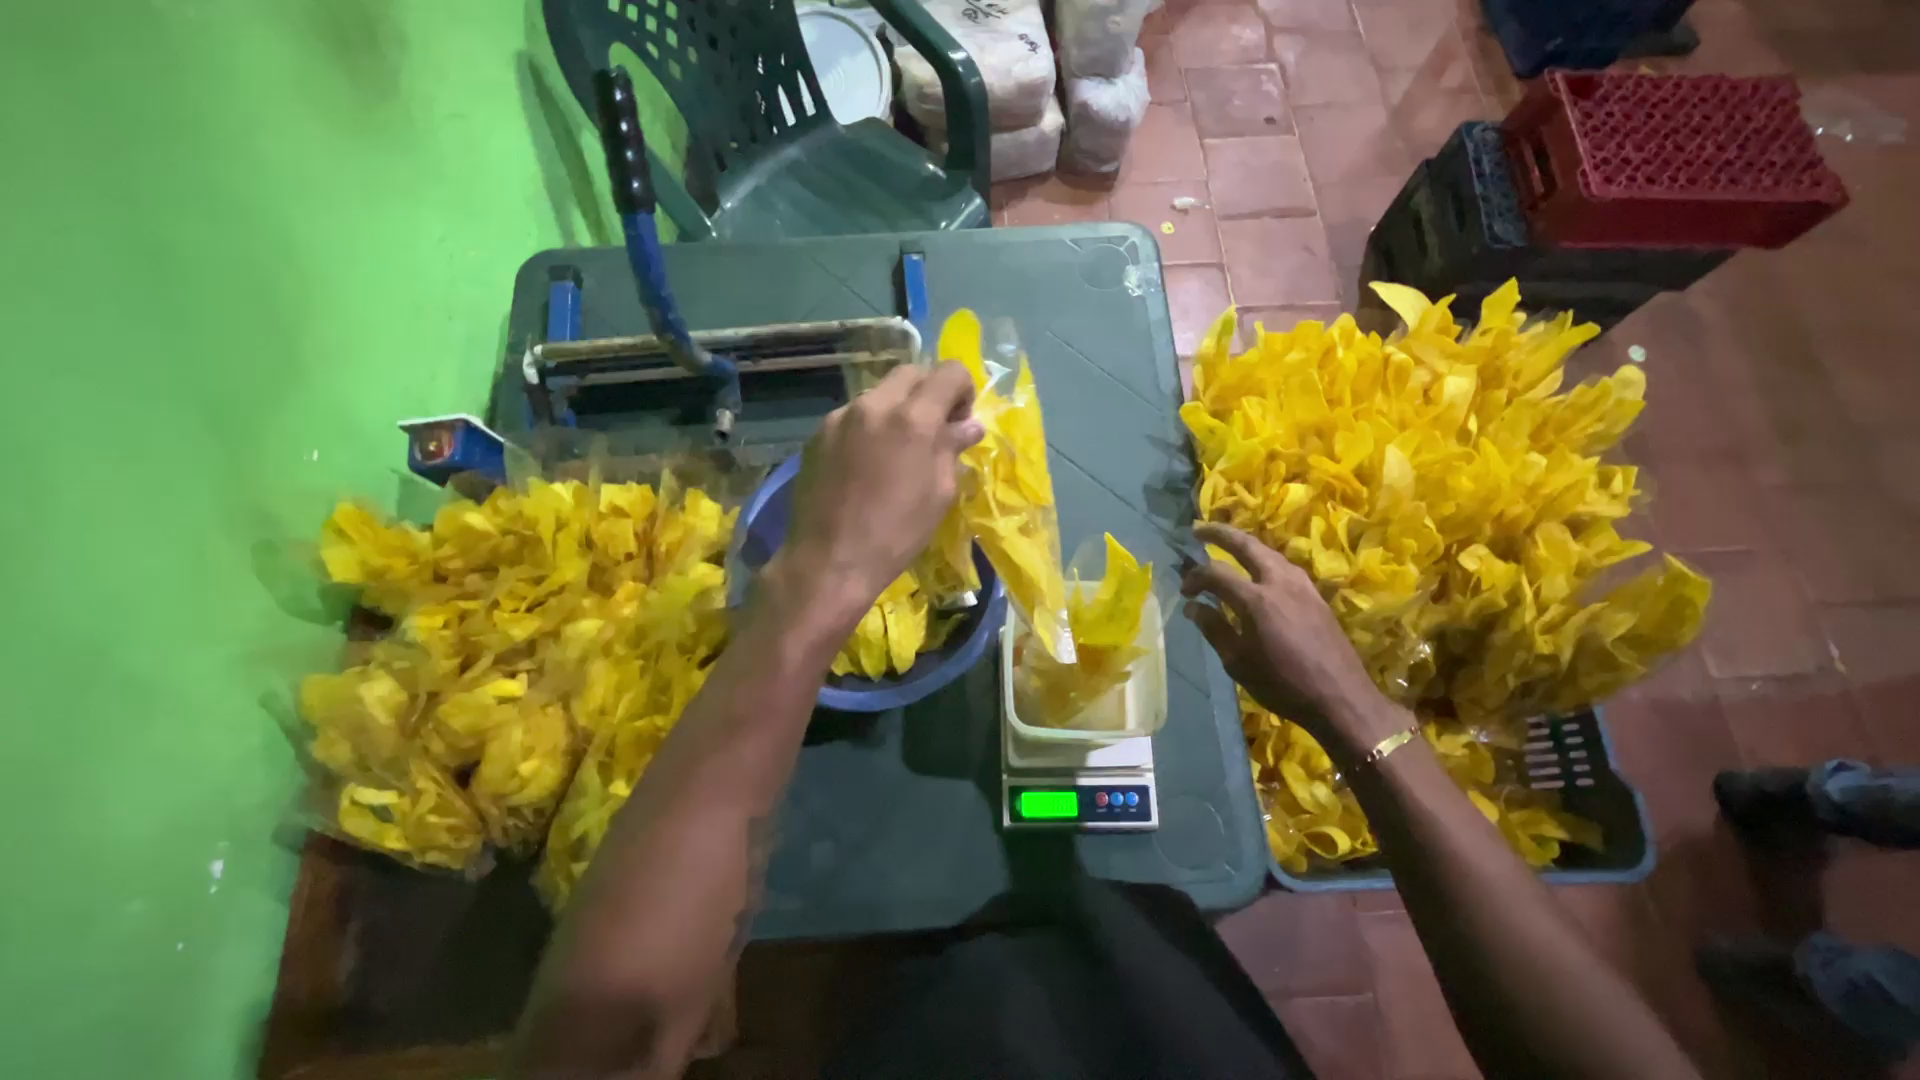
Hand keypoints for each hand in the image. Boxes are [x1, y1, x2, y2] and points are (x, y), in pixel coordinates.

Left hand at [777, 361, 984, 617]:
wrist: (829, 560)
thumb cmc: (896, 534)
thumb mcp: (939, 494)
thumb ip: (952, 449)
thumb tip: (968, 426)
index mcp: (913, 418)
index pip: (950, 371)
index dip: (963, 390)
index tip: (960, 421)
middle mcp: (874, 404)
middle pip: (911, 373)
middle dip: (930, 392)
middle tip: (934, 430)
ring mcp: (840, 416)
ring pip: (879, 393)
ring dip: (897, 409)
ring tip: (897, 451)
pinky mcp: (817, 434)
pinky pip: (853, 416)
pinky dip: (869, 427)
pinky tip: (866, 464)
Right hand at [1182, 523, 1405, 759]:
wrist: (1340, 697)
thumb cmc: (1282, 685)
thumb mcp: (1238, 663)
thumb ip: (1214, 629)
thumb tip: (1194, 607)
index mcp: (1255, 600)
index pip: (1215, 573)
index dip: (1195, 577)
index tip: (1185, 592)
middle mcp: (1279, 582)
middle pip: (1246, 544)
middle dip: (1220, 533)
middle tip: (1198, 531)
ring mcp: (1302, 586)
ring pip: (1269, 552)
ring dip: (1246, 545)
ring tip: (1229, 548)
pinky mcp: (1316, 595)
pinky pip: (1285, 567)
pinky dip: (1265, 560)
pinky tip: (1261, 572)